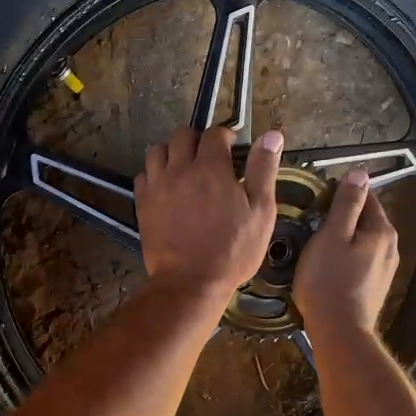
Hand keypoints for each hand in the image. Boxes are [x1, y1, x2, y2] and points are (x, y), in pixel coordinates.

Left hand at [134, 126, 282, 296]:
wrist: (190, 282)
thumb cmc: (232, 250)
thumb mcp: (260, 212)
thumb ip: (263, 170)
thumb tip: (272, 136)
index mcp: (211, 167)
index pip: (214, 134)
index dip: (225, 135)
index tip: (232, 147)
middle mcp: (180, 169)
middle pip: (182, 135)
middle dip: (197, 139)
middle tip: (209, 155)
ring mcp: (157, 185)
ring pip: (157, 150)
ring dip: (172, 151)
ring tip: (184, 166)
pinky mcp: (142, 203)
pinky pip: (143, 175)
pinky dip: (154, 173)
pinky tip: (166, 186)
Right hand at [295, 170, 398, 332]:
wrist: (339, 331)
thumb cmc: (329, 280)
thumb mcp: (332, 235)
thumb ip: (347, 203)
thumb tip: (360, 173)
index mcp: (382, 230)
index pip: (366, 197)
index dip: (341, 193)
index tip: (317, 199)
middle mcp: (390, 247)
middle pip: (366, 219)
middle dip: (342, 216)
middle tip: (312, 222)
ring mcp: (385, 270)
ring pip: (363, 241)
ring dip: (343, 238)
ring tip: (317, 243)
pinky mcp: (375, 287)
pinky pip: (361, 261)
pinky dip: (346, 257)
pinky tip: (328, 266)